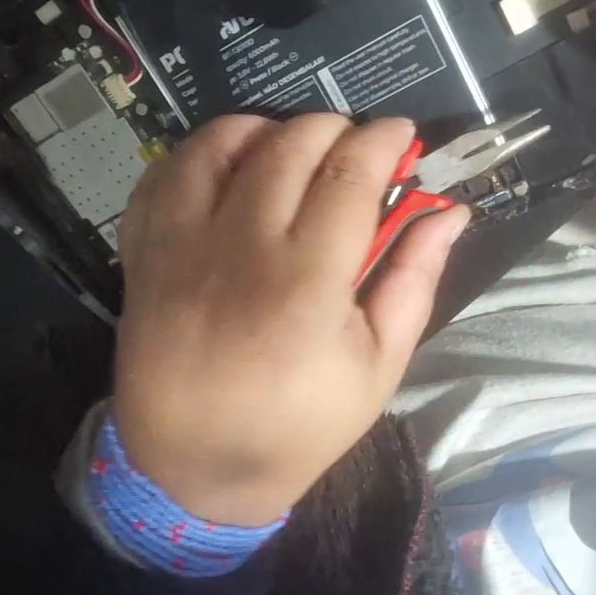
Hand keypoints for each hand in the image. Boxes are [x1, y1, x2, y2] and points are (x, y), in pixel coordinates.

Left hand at [110, 114, 469, 525]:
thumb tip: (451, 213)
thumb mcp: (378, 367)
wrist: (196, 466)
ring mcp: (182, 245)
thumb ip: (414, 280)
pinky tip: (231, 169)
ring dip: (268, 129)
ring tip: (294, 151)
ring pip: (221, 142)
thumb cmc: (299, 424)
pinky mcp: (144, 252)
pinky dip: (203, 152)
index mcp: (308, 283)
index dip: (383, 141)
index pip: (350, 174)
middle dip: (333, 128)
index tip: (401, 135)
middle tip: (355, 150)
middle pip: (289, 145)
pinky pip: (165, 172)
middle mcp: (240, 249)